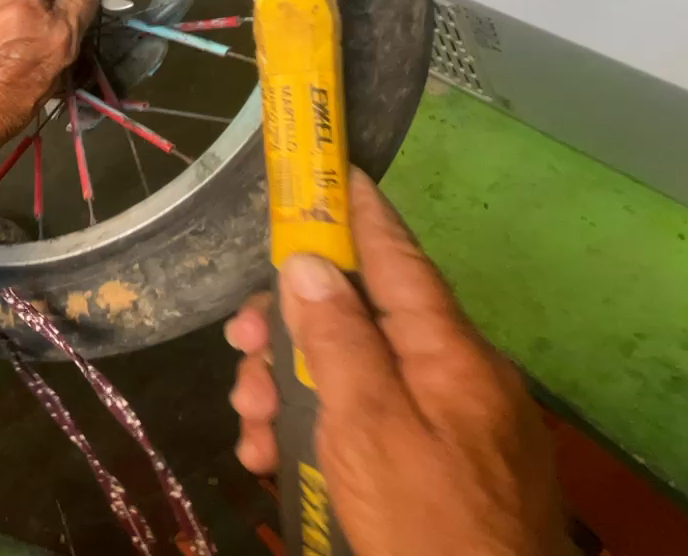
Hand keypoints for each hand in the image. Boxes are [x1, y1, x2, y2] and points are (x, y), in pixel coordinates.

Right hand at [225, 171, 573, 555]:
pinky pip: (357, 410)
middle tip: (240, 348)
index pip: (397, 261)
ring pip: (342, 365)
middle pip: (352, 316)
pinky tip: (271, 451)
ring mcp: (440, 414)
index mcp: (447, 356)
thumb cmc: (424, 516)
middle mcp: (448, 374)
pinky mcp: (427, 450)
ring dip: (282, 385)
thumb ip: (336, 338)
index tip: (336, 170)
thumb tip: (303, 261)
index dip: (361, 213)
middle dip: (283, 327)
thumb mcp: (367, 425)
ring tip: (250, 424)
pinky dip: (308, 422)